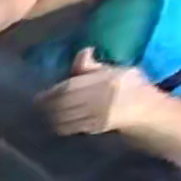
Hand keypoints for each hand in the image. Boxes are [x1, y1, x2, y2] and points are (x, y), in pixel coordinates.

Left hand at [42, 48, 165, 134]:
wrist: (144, 108)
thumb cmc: (127, 86)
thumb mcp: (114, 71)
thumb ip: (93, 67)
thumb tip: (82, 52)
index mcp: (108, 79)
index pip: (71, 87)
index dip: (52, 92)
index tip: (40, 95)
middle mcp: (102, 96)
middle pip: (63, 103)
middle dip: (46, 105)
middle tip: (36, 106)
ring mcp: (98, 113)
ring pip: (63, 116)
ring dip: (48, 116)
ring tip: (42, 114)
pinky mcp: (94, 127)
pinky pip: (68, 128)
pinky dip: (57, 126)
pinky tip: (53, 123)